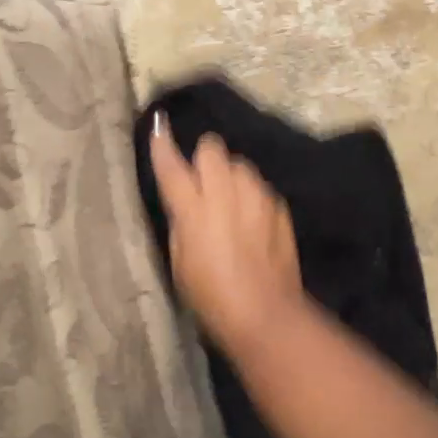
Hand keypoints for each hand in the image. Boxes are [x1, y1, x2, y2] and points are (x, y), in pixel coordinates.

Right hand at [149, 113, 306, 353]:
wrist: (265, 313)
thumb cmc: (211, 298)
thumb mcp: (180, 262)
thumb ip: (181, 222)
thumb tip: (186, 201)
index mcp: (193, 209)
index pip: (172, 166)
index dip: (163, 144)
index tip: (160, 124)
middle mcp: (225, 192)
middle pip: (212, 148)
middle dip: (206, 159)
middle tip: (204, 183)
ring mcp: (256, 195)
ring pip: (240, 164)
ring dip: (232, 177)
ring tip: (232, 206)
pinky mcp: (278, 204)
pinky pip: (259, 187)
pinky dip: (252, 198)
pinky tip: (253, 223)